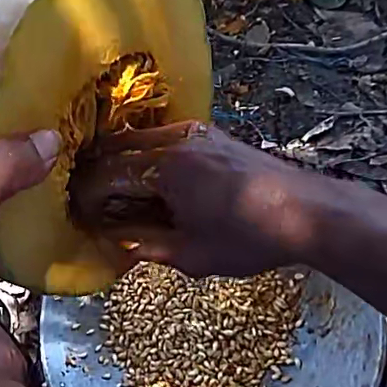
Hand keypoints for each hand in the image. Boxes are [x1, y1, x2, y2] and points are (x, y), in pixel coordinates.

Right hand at [70, 121, 329, 276]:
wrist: (308, 212)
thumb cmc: (250, 238)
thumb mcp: (192, 255)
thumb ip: (146, 246)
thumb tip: (114, 240)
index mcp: (166, 168)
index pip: (106, 176)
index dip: (86, 197)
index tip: (78, 215)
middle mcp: (176, 140)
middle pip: (115, 149)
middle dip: (96, 176)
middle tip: (89, 203)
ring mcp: (195, 131)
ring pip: (138, 138)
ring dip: (119, 162)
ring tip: (115, 194)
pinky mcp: (211, 133)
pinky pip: (161, 137)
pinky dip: (144, 154)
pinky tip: (148, 180)